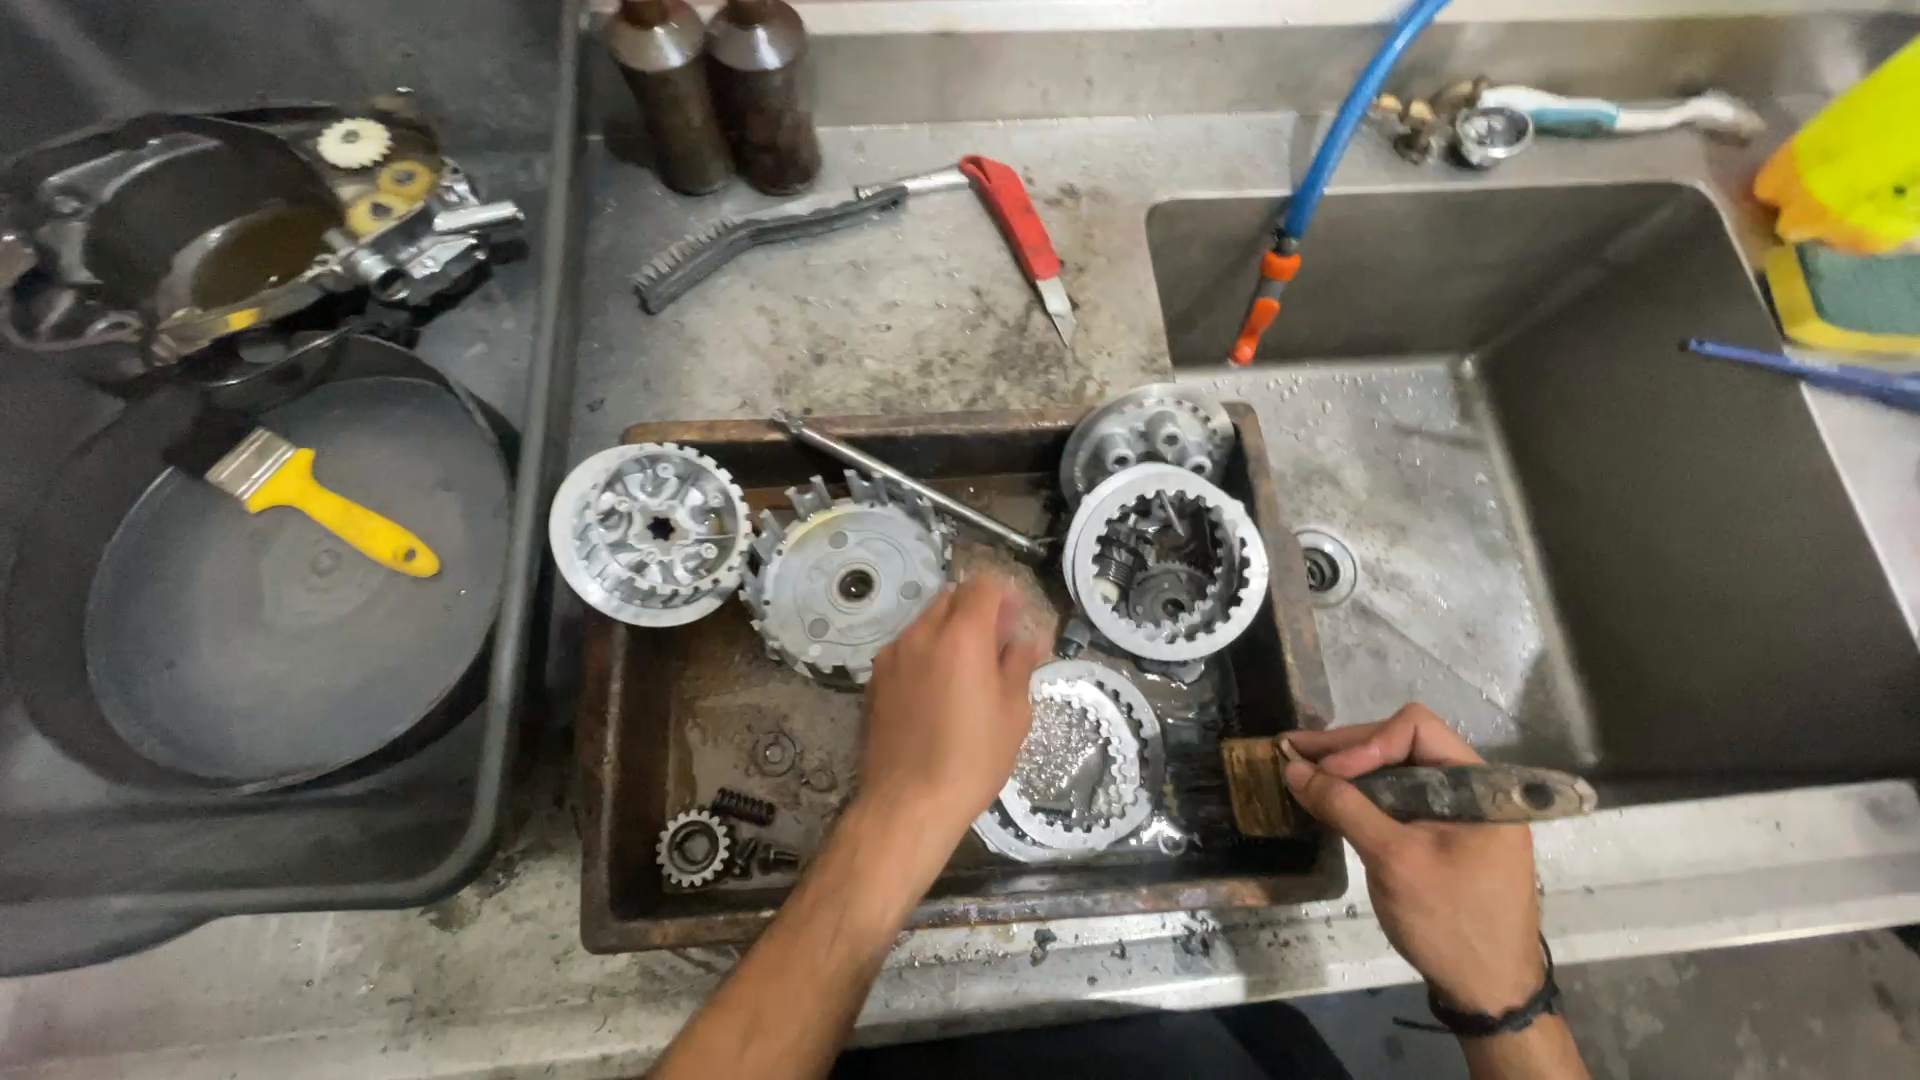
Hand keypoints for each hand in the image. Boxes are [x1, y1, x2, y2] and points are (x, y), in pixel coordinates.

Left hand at [857, 575, 1047, 850]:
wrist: (907, 802)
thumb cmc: (972, 759)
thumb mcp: (1013, 713)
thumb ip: (1019, 664)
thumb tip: (1029, 639)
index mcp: (960, 636)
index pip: (982, 587)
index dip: (1005, 595)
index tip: (1018, 617)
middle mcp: (921, 634)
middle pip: (951, 598)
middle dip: (978, 610)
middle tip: (998, 641)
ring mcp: (892, 655)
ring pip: (926, 622)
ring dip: (951, 629)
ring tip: (969, 667)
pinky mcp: (875, 679)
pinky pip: (906, 648)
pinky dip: (927, 651)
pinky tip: (939, 687)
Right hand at [1283, 704, 1544, 1013]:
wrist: (1489, 994)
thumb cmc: (1450, 923)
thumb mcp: (1393, 860)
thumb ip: (1344, 806)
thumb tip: (1291, 766)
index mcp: (1480, 785)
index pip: (1415, 729)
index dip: (1366, 742)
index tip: (1329, 771)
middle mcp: (1470, 788)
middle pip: (1399, 743)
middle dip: (1345, 750)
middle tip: (1293, 755)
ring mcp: (1455, 811)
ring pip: (1392, 769)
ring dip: (1346, 770)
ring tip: (1298, 770)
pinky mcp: (1438, 833)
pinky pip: (1395, 797)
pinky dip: (1358, 793)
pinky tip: (1324, 795)